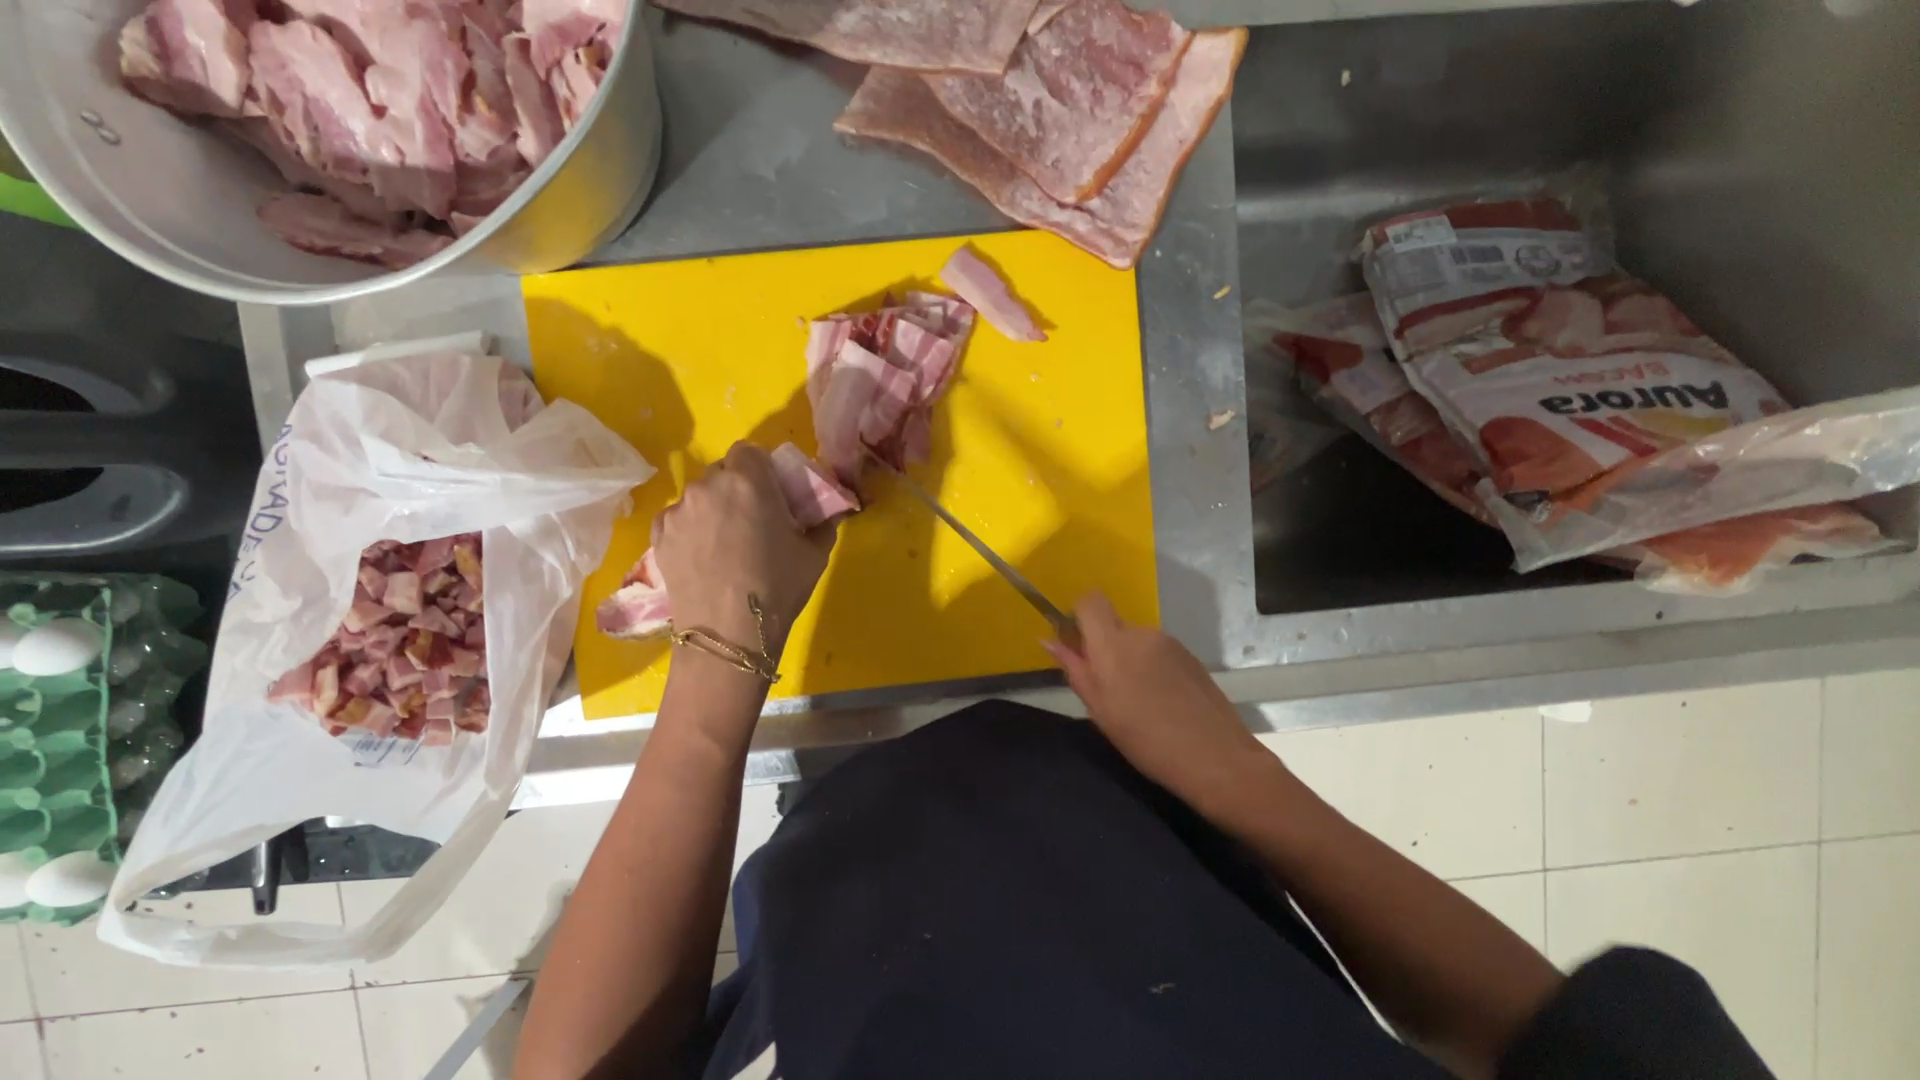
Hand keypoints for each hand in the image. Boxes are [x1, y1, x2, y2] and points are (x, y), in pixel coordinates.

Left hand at [652, 442, 834, 659]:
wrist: (728, 631)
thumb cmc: (778, 586)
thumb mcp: (815, 553)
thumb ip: (824, 522)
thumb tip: (830, 512)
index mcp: (749, 480)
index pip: (749, 450)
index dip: (760, 468)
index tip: (771, 492)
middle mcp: (708, 485)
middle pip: (722, 471)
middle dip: (737, 487)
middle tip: (752, 519)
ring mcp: (678, 510)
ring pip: (699, 496)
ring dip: (713, 509)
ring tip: (725, 544)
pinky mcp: (658, 535)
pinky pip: (678, 519)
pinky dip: (691, 530)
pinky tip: (703, 558)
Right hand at [1048, 593, 1279, 816]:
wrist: (1215, 757)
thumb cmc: (1146, 740)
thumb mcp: (1100, 711)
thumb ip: (1075, 670)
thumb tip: (1050, 640)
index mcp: (1114, 644)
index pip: (1090, 601)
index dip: (1079, 618)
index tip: (1078, 648)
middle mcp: (1142, 634)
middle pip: (1114, 625)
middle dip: (1105, 649)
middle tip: (1109, 692)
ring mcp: (1170, 644)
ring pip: (1136, 642)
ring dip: (1130, 662)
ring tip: (1139, 704)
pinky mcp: (1190, 657)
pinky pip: (1158, 653)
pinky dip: (1152, 670)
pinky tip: (1162, 704)